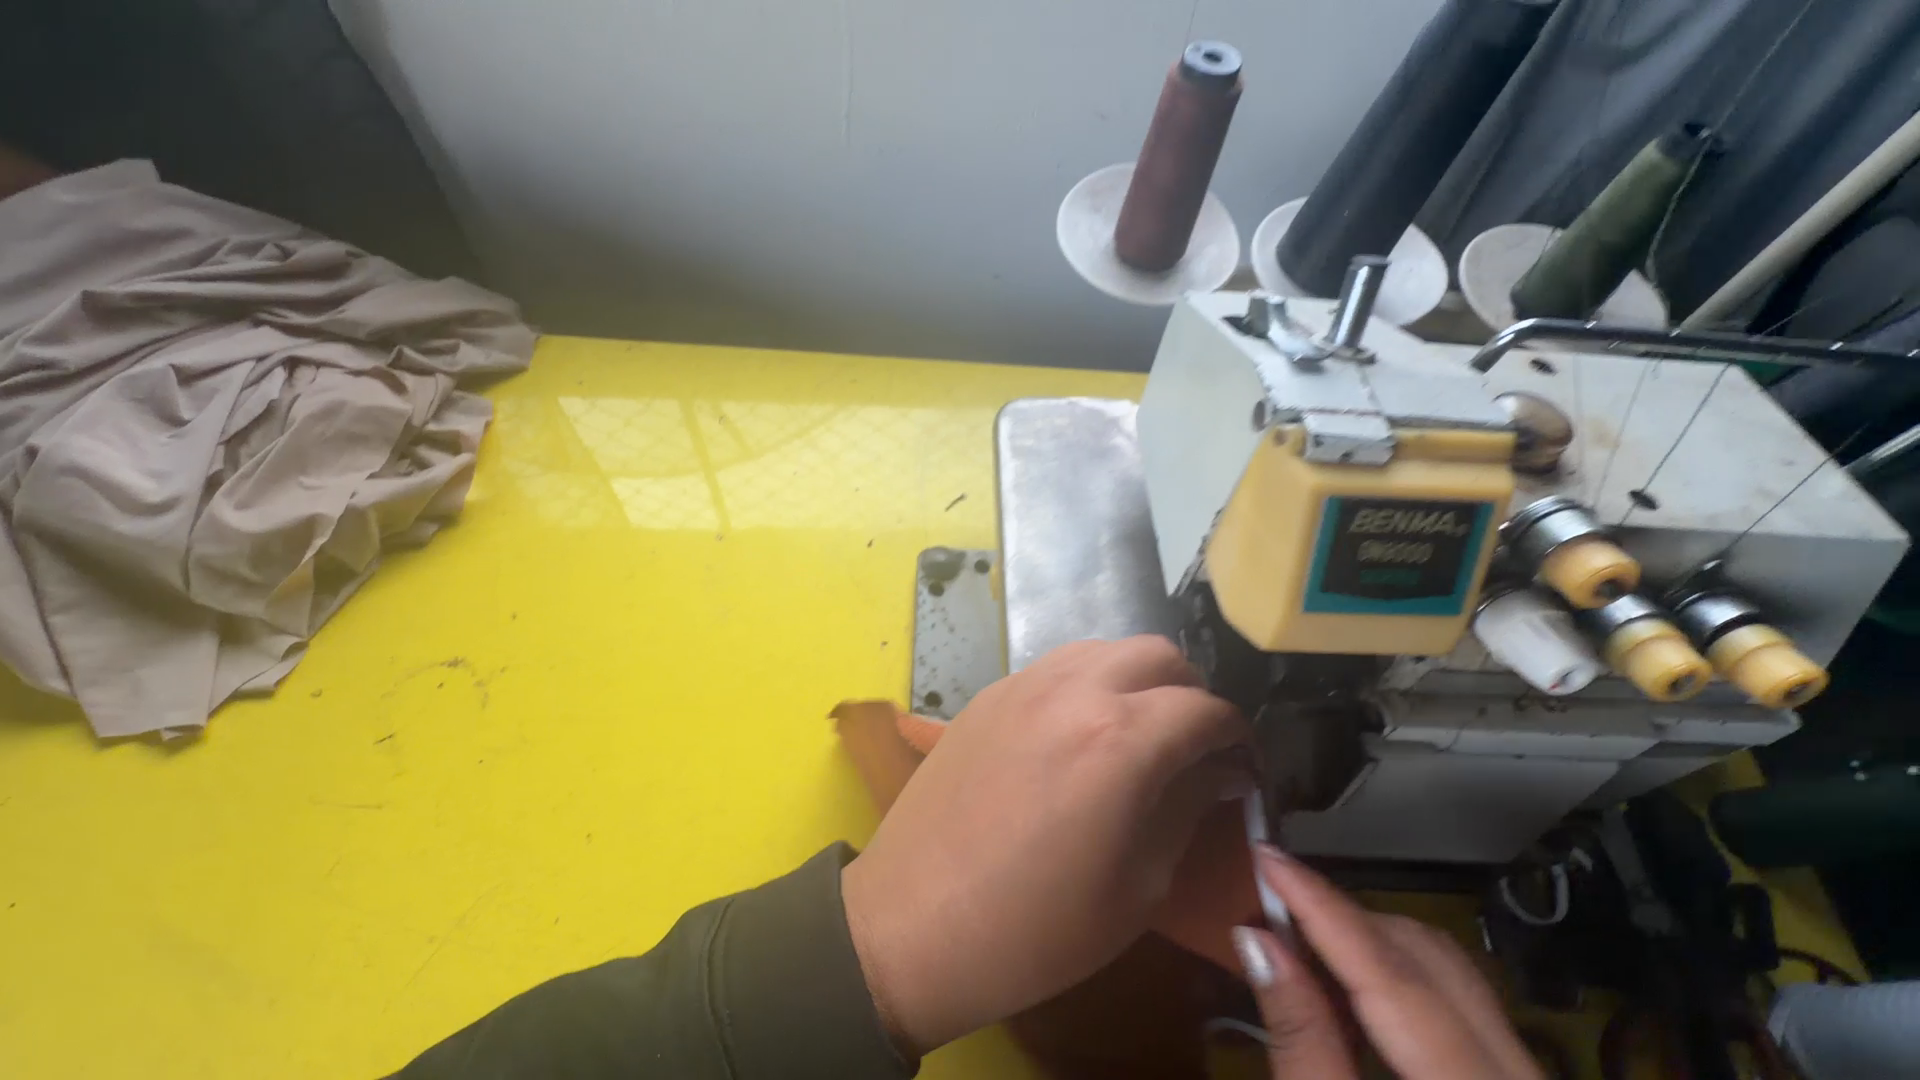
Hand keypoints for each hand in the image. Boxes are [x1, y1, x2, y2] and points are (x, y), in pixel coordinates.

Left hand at [841, 636, 1251, 1056]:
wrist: (911, 925)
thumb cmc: (1035, 929)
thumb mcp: (1137, 886)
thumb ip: (1187, 808)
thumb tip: (1219, 770)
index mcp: (1120, 739)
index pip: (1208, 709)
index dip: (1239, 738)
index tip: (1243, 769)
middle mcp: (1074, 690)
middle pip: (1160, 655)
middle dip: (1192, 694)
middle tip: (1194, 746)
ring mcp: (1023, 685)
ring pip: (1105, 650)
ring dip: (1139, 680)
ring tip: (1139, 733)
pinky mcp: (986, 695)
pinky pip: (1056, 667)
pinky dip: (1088, 684)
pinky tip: (1080, 733)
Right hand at [1233, 845, 1543, 1079]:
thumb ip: (1301, 1040)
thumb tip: (1258, 940)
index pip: (1392, 975)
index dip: (1323, 907)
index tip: (1267, 857)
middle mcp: (1520, 1077)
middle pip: (1428, 961)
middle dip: (1344, 918)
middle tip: (1271, 898)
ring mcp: (1528, 1079)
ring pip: (1450, 972)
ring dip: (1370, 941)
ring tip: (1300, 933)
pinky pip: (1460, 1002)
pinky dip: (1397, 975)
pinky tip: (1349, 983)